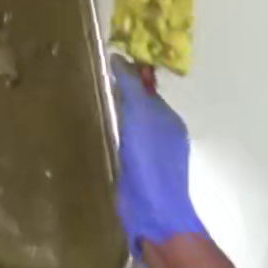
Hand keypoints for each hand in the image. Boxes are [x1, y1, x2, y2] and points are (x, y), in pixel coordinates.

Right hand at [113, 57, 206, 255]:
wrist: (153, 211)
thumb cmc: (149, 157)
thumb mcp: (139, 113)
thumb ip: (130, 85)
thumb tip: (117, 57)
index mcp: (170, 118)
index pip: (148, 88)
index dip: (130, 74)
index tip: (108, 63)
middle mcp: (165, 133)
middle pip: (142, 104)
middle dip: (123, 92)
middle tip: (97, 80)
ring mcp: (154, 154)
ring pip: (134, 123)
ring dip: (120, 113)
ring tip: (98, 103)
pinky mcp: (141, 170)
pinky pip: (128, 141)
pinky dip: (117, 132)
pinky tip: (104, 132)